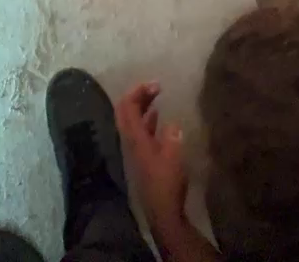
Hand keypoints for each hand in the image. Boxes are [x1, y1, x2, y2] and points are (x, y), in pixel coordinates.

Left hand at [115, 81, 188, 223]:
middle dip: (137, 95)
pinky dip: (147, 119)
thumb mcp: (173, 156)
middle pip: (125, 111)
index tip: (155, 84)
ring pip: (132, 121)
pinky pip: (140, 131)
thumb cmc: (167, 183)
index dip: (138, 91)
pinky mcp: (142, 158)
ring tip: (156, 96)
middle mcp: (130, 141)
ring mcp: (135, 150)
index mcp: (134, 138)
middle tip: (155, 87)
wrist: (163, 213)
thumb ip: (171, 136)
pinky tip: (158, 117)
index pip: (127, 106)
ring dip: (142, 106)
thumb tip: (172, 123)